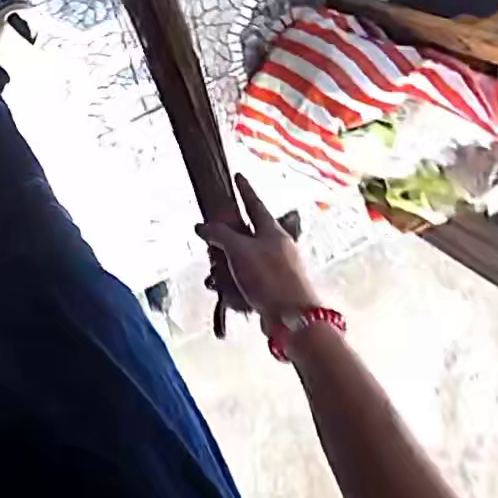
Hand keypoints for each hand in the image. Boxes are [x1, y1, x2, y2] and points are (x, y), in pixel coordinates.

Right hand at [195, 173, 321, 322]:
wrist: (295, 320)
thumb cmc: (268, 277)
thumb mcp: (238, 249)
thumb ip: (218, 234)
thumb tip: (202, 226)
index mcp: (273, 231)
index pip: (255, 204)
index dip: (245, 190)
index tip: (238, 176)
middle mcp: (278, 247)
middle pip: (247, 233)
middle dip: (226, 237)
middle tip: (211, 238)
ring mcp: (279, 268)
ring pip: (244, 257)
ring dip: (226, 264)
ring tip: (214, 273)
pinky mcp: (275, 288)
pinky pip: (247, 278)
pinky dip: (233, 281)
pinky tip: (223, 289)